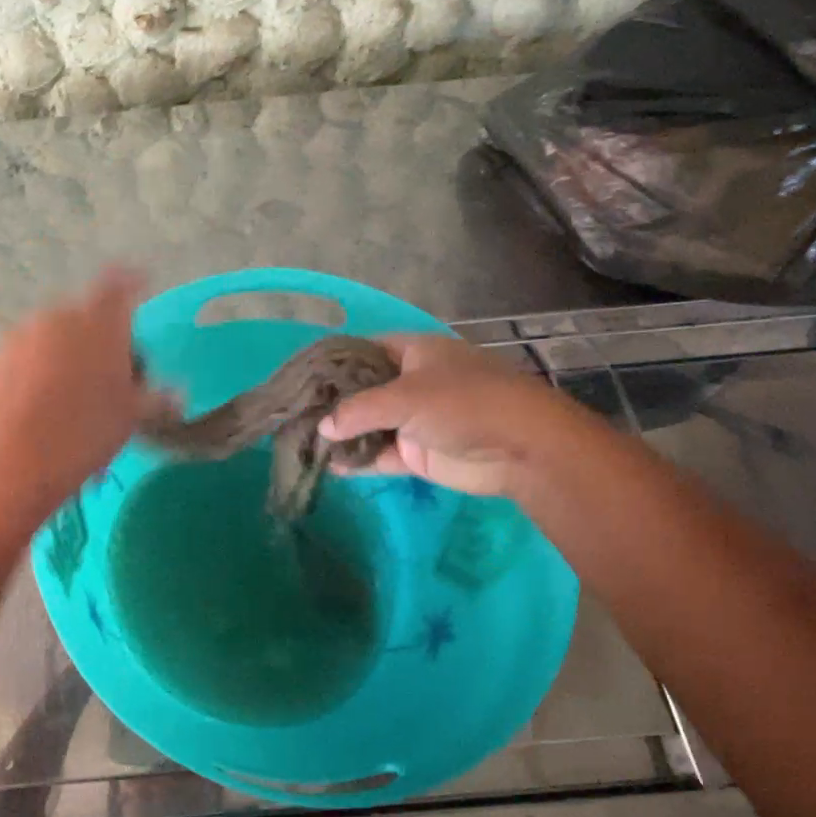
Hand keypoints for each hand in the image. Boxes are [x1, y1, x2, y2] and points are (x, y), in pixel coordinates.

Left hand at [0, 269, 161, 523]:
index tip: (140, 288)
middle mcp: (59, 316)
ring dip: (65, 358)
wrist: (10, 461)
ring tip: (72, 402)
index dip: (132, 283)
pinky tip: (40, 410)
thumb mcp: (131, 419)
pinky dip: (37, 373)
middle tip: (110, 378)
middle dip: (98, 339)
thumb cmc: (84, 434)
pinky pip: (26, 358)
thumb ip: (155, 399)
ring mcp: (21, 336)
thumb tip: (176, 394)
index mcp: (100, 321)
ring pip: (53, 340)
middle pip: (85, 317)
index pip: (120, 285)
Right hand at [319, 335, 596, 497]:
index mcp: (413, 352)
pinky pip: (380, 454)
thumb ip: (358, 410)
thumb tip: (322, 427)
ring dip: (342, 434)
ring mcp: (415, 420)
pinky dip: (359, 459)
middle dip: (332, 403)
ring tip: (304, 442)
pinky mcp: (419, 454)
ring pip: (369, 425)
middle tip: (294, 413)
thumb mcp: (405, 397)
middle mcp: (411, 382)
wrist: (521, 447)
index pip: (363, 350)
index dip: (333, 362)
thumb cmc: (464, 403)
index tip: (301, 377)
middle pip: (362, 390)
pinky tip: (330, 466)